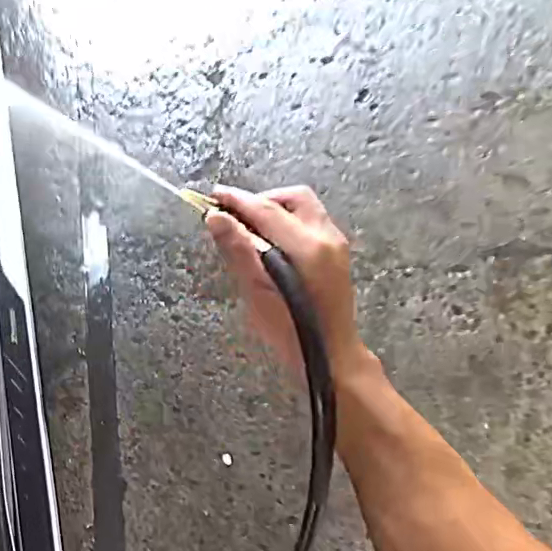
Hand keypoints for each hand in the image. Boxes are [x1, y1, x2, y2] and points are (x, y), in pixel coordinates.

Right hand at [204, 185, 364, 376]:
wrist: (329, 355)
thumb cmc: (291, 332)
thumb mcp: (257, 292)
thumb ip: (239, 250)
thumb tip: (217, 218)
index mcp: (307, 247)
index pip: (266, 209)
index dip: (237, 200)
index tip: (215, 195)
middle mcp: (327, 237)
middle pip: (292, 198)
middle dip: (261, 200)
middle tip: (233, 216)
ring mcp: (336, 245)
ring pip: (304, 208)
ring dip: (275, 211)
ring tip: (249, 231)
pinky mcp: (336, 254)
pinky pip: (311, 223)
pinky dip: (287, 223)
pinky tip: (269, 244)